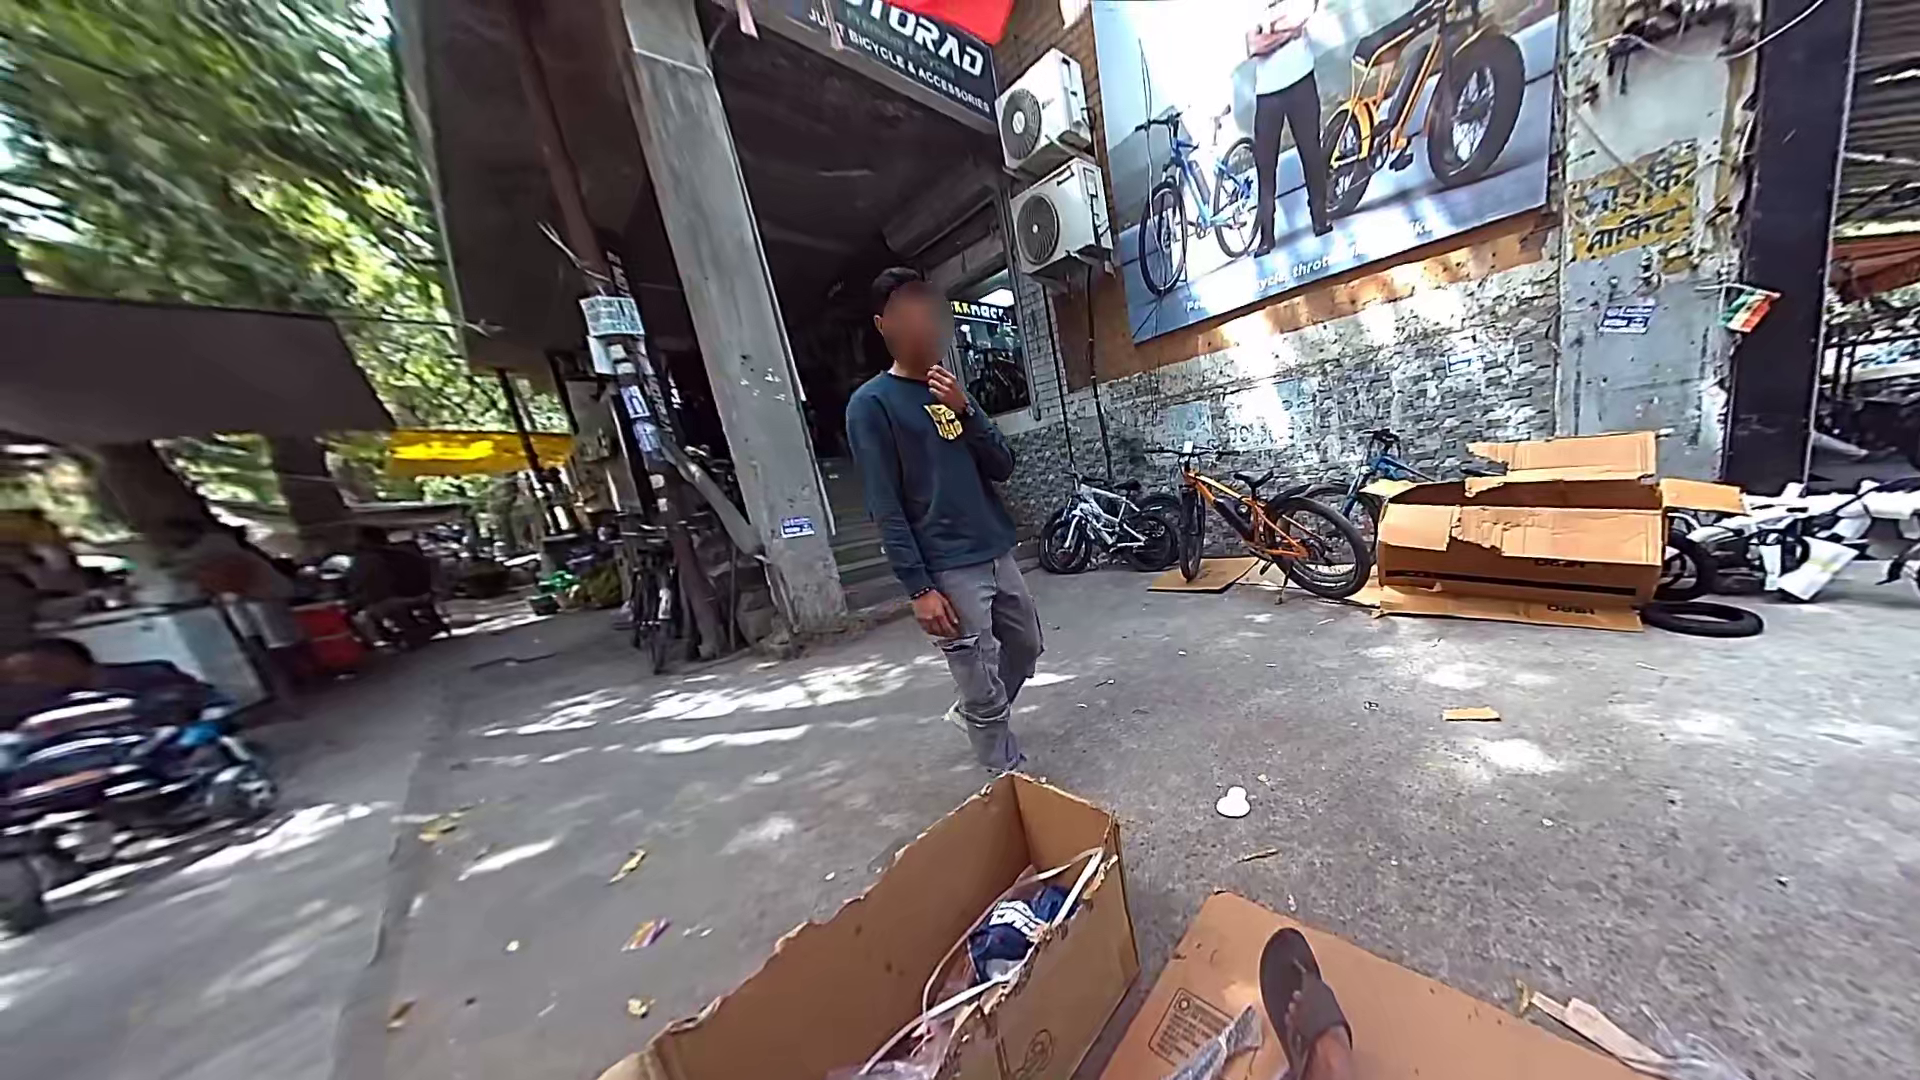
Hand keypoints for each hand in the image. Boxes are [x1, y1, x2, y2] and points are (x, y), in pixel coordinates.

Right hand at [912, 589, 960, 638]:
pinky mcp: (919, 621)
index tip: (955, 633)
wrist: (920, 592)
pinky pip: (926, 630)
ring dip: (939, 635)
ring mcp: (925, 621)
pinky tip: (935, 632)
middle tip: (951, 635)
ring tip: (944, 634)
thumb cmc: (933, 595)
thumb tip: (955, 622)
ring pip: (933, 632)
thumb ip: (950, 612)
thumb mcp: (945, 602)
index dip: (952, 632)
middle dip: (947, 634)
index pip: (947, 627)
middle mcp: (932, 619)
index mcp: (939, 614)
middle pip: (940, 631)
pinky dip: (932, 632)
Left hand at [927, 366, 967, 414]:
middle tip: (929, 377)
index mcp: (952, 378)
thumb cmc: (957, 393)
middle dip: (930, 374)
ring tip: (932, 384)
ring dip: (930, 383)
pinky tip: (934, 390)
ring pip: (931, 381)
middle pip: (933, 373)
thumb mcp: (954, 382)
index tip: (931, 370)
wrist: (961, 404)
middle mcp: (948, 382)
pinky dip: (931, 390)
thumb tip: (935, 370)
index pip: (939, 368)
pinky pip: (932, 390)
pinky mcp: (942, 396)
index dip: (933, 368)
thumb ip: (946, 376)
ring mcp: (945, 389)